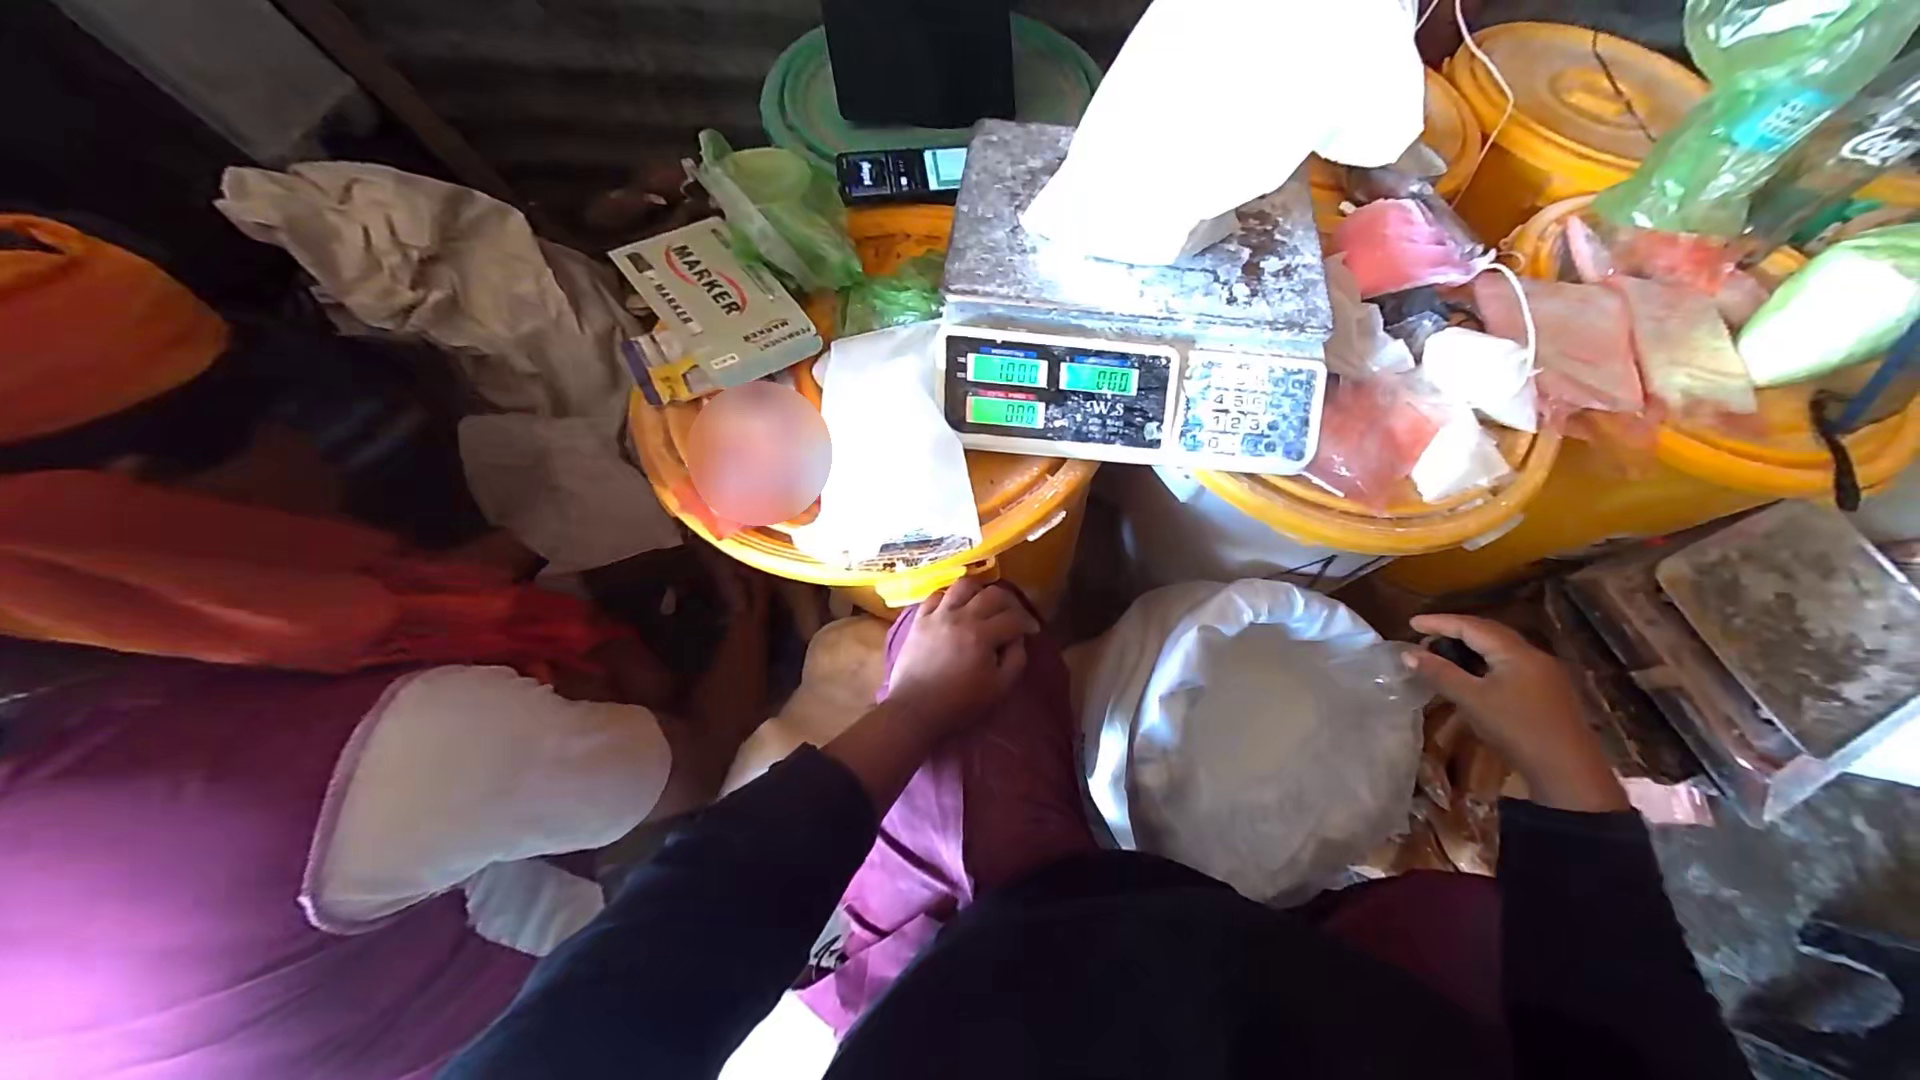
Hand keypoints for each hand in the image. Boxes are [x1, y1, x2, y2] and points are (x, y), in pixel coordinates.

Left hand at [886, 580, 1038, 737]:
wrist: (915, 709)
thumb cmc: (960, 703)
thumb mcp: (999, 688)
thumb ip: (1016, 659)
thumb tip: (1018, 638)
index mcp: (982, 635)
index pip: (1013, 617)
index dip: (1028, 622)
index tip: (1032, 630)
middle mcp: (961, 617)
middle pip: (992, 594)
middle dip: (1010, 602)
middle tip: (1013, 615)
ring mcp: (937, 615)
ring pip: (963, 585)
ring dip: (979, 590)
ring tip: (984, 603)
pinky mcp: (919, 619)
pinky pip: (936, 596)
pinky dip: (950, 596)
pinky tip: (956, 607)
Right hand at [1407, 614, 1627, 812]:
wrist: (1568, 772)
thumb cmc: (1516, 729)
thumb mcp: (1471, 700)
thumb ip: (1439, 673)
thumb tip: (1408, 653)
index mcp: (1517, 653)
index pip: (1472, 626)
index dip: (1440, 622)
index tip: (1411, 623)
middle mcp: (1534, 656)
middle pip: (1489, 632)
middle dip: (1455, 629)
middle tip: (1425, 635)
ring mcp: (1544, 674)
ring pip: (1500, 648)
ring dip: (1469, 645)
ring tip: (1442, 651)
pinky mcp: (1546, 690)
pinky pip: (1508, 663)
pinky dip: (1483, 660)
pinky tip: (1470, 672)